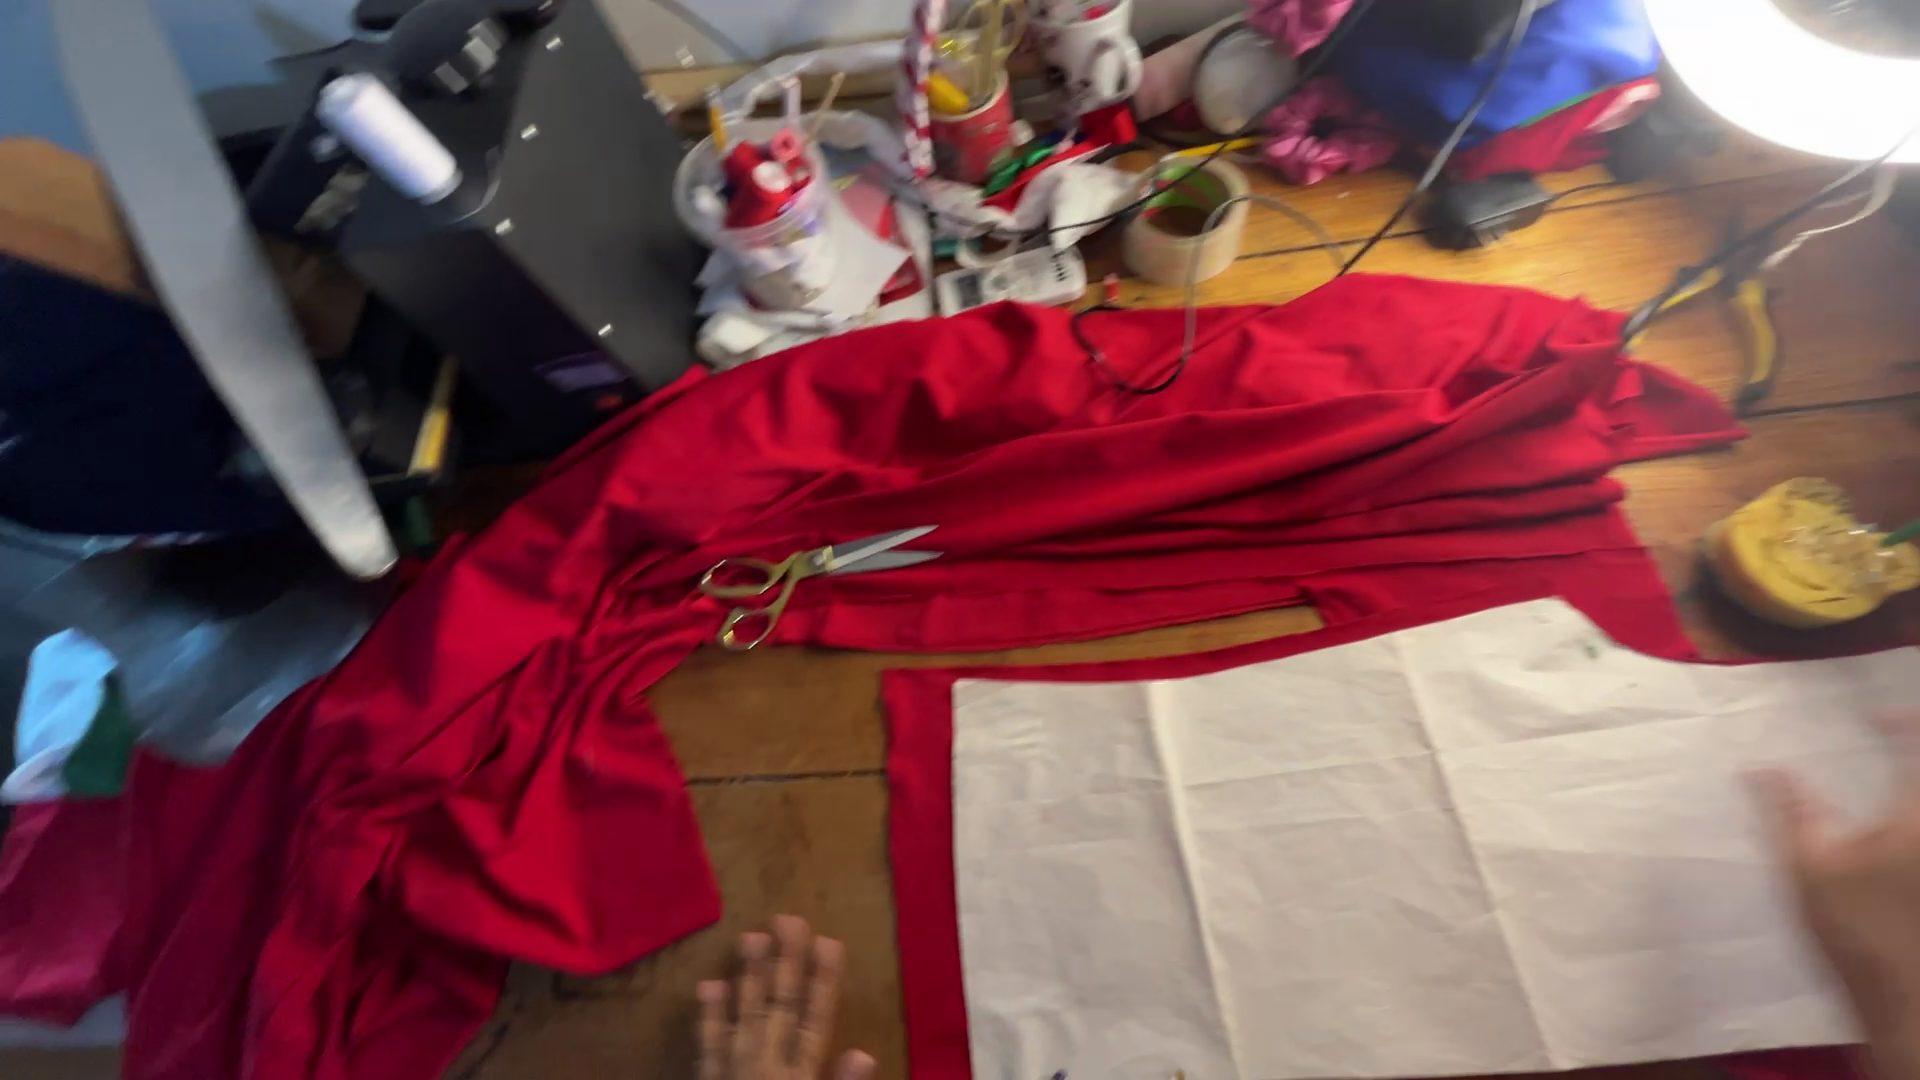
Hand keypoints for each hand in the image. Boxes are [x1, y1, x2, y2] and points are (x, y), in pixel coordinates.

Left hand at [697, 915, 874, 1079]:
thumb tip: (865, 1054)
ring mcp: (733, 1074)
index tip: (830, 941)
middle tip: (788, 919)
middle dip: (785, 963)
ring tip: (751, 936)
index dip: (822, 982)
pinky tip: (709, 985)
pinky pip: (706, 1048)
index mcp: (797, 1079)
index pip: (814, 1022)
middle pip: (778, 1008)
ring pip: (744, 1017)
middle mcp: (764, 1069)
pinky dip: (708, 1017)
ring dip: (748, 977)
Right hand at [1752, 710, 1919, 1079]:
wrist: (1912, 1001)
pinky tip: (1892, 820)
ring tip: (1903, 769)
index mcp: (1917, 820)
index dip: (1904, 728)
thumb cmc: (1853, 928)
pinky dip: (1907, 812)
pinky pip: (1917, 826)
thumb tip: (1765, 766)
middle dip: (1918, 747)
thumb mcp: (1805, 864)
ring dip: (1915, 781)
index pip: (1918, 756)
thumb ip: (1791, 810)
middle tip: (1902, 733)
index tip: (1878, 717)